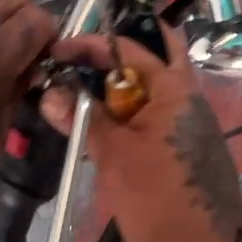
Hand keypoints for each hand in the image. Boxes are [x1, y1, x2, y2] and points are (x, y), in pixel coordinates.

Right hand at [40, 26, 241, 241]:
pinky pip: (157, 111)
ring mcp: (191, 120)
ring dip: (121, 84)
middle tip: (83, 57)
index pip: (129, 47)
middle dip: (118, 53)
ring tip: (85, 91)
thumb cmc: (160, 197)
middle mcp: (187, 95)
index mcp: (174, 87)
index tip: (59, 51)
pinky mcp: (187, 145)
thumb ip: (84, 118)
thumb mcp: (115, 156)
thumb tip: (51, 94)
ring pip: (153, 85)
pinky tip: (107, 122)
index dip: (91, 45)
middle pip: (154, 55)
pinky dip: (131, 109)